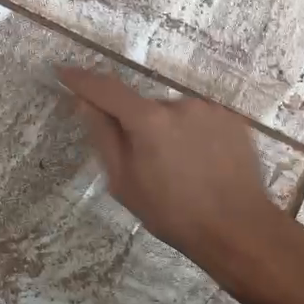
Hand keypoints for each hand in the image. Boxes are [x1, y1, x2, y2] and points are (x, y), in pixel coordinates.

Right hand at [56, 66, 292, 275]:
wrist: (240, 231)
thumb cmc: (174, 214)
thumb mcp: (125, 183)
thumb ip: (103, 137)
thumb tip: (84, 103)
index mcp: (148, 120)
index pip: (106, 89)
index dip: (82, 80)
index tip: (63, 72)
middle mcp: (179, 103)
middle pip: (145, 108)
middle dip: (139, 127)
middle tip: (148, 165)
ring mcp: (210, 109)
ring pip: (174, 114)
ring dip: (170, 132)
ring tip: (183, 170)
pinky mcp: (233, 119)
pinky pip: (201, 120)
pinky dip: (195, 136)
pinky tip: (204, 165)